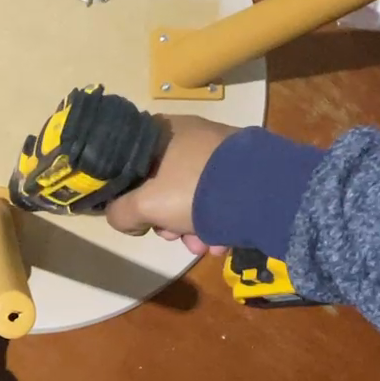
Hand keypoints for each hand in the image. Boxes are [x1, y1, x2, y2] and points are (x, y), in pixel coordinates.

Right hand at [103, 114, 236, 255]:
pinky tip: (221, 242)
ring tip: (203, 247)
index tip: (141, 216)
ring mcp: (220, 151)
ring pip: (193, 195)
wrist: (259, 190)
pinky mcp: (245, 167)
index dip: (132, 193)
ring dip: (193, 228)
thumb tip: (120, 217)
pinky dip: (217, 222)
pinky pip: (220, 197)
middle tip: (174, 237)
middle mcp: (192, 134)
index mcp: (163, 132)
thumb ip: (121, 212)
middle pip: (164, 184)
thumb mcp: (145, 205)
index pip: (133, 161)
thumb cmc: (191, 190)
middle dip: (167, 220)